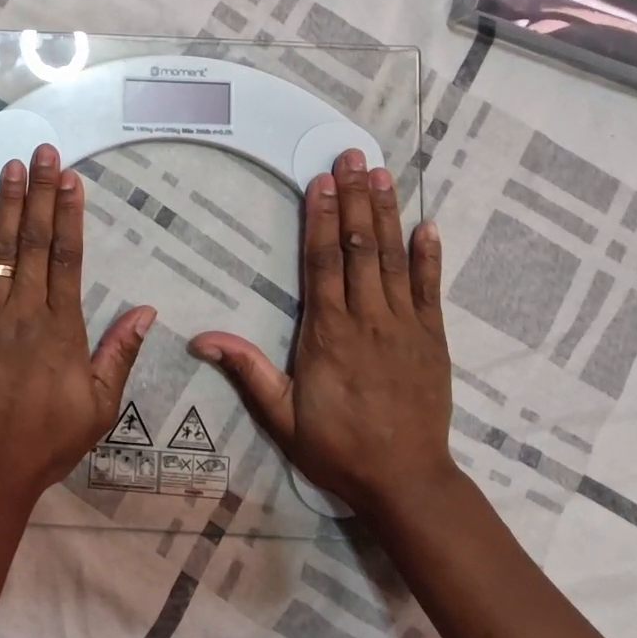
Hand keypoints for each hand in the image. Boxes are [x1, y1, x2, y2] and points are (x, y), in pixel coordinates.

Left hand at [0, 144, 156, 504]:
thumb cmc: (50, 437)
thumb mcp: (99, 404)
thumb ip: (120, 353)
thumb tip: (147, 311)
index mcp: (62, 326)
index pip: (68, 257)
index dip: (69, 214)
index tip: (71, 179)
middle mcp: (25, 311)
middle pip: (35, 241)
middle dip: (40, 193)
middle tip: (43, 153)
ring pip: (0, 250)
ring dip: (6, 206)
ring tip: (10, 168)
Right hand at [190, 148, 454, 518]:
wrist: (407, 481)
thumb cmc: (337, 447)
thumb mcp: (282, 416)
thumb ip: (247, 372)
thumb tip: (202, 338)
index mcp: (329, 334)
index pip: (324, 263)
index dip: (322, 219)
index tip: (321, 180)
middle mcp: (370, 320)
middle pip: (361, 248)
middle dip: (355, 199)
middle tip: (352, 156)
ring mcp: (407, 327)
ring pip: (395, 260)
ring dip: (387, 214)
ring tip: (383, 174)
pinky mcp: (434, 340)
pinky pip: (432, 290)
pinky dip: (431, 257)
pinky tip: (428, 225)